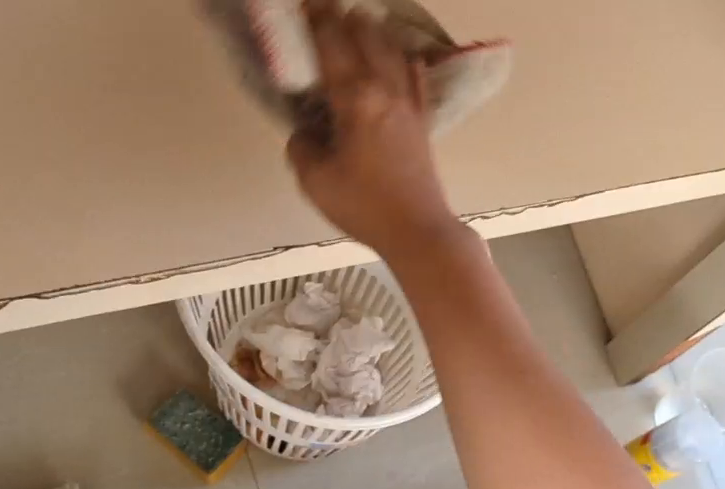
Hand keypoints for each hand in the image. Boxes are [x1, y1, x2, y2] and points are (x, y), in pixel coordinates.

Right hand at [287, 0, 465, 258]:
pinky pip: (415, 78)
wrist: (417, 231)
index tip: (303, 6)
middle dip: (342, 18)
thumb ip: (302, 149)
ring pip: (392, 49)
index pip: (331, 43)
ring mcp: (408, 103)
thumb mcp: (316, 183)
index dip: (315, 19)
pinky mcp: (421, 122)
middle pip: (365, 35)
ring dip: (372, 32)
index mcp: (355, 98)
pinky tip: (403, 57)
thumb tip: (303, 133)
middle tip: (324, 13)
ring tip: (357, 26)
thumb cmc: (364, 208)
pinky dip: (404, 60)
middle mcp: (385, 89)